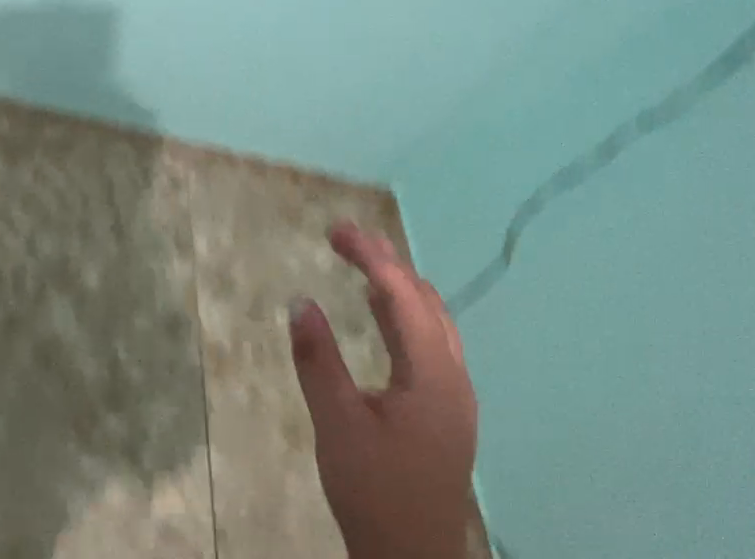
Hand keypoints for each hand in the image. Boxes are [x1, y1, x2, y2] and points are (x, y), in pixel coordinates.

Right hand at [289, 224, 477, 558]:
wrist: (410, 558)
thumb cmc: (374, 490)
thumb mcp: (336, 424)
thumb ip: (318, 361)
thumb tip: (300, 301)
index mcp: (433, 377)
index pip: (403, 298)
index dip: (371, 258)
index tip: (335, 229)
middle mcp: (453, 378)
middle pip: (424, 303)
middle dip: (386, 263)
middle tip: (342, 237)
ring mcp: (453, 396)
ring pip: (430, 323)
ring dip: (396, 286)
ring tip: (359, 261)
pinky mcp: (442, 411)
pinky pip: (427, 343)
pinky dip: (401, 314)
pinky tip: (378, 314)